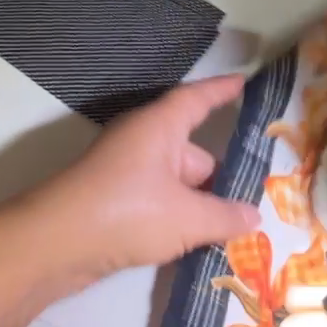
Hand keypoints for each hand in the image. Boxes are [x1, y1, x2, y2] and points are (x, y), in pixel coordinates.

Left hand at [18, 77, 260, 289]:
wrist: (60, 239)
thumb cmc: (127, 211)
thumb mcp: (188, 217)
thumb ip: (225, 216)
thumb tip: (252, 215)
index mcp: (157, 126)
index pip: (195, 99)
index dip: (220, 90)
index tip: (243, 82)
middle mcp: (141, 140)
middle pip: (192, 151)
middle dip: (223, 175)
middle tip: (267, 201)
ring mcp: (127, 169)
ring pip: (178, 181)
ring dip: (203, 204)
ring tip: (245, 232)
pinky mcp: (117, 198)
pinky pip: (161, 200)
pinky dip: (182, 217)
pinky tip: (205, 244)